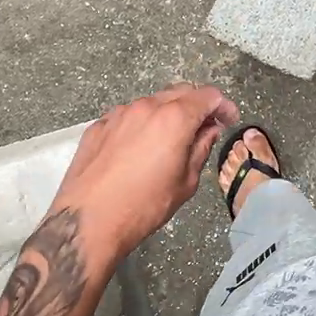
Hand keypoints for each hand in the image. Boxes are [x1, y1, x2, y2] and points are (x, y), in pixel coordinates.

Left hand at [46, 83, 238, 264]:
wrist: (86, 224)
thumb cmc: (143, 206)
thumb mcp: (186, 182)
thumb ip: (201, 148)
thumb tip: (208, 130)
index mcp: (175, 118)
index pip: (209, 96)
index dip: (224, 106)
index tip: (228, 120)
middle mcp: (147, 107)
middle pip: (181, 92)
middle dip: (197, 105)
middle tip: (204, 128)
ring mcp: (118, 115)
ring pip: (152, 102)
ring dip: (168, 114)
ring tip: (169, 140)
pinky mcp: (97, 127)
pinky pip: (127, 117)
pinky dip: (141, 124)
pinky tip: (138, 149)